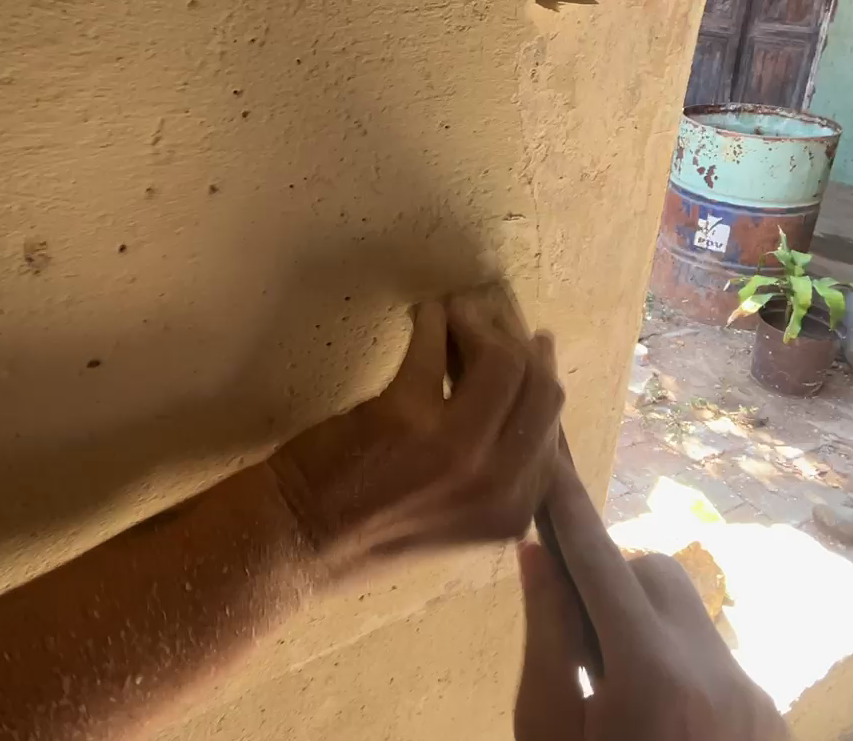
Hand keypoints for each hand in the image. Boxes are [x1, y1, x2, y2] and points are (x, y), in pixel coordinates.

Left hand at [265, 285, 562, 584]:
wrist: (302, 538)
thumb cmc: (370, 528)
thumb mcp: (456, 518)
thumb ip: (492, 473)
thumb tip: (508, 398)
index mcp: (513, 511)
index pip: (550, 424)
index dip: (537, 374)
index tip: (521, 348)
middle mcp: (497, 483)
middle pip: (538, 387)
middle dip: (517, 343)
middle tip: (490, 319)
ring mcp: (456, 449)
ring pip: (501, 361)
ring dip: (478, 324)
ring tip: (456, 312)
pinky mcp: (407, 415)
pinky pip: (435, 346)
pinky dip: (432, 320)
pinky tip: (426, 313)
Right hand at [514, 463, 787, 740]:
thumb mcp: (545, 730)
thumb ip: (546, 634)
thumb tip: (539, 553)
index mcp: (653, 673)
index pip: (599, 556)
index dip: (569, 503)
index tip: (551, 456)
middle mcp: (719, 673)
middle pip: (656, 570)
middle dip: (610, 574)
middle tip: (574, 628)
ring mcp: (757, 702)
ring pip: (687, 613)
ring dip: (643, 619)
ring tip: (616, 689)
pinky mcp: (775, 726)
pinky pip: (713, 656)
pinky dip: (676, 659)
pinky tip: (660, 722)